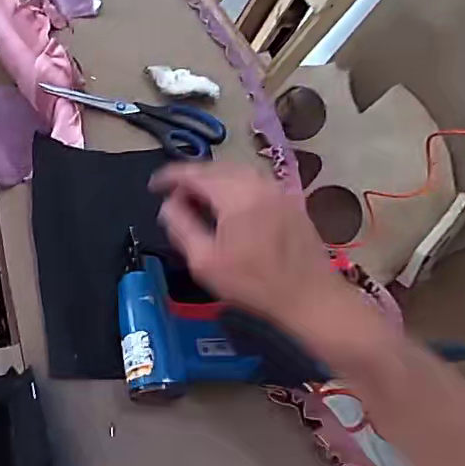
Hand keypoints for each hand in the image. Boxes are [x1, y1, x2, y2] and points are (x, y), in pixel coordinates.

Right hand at [150, 163, 383, 363]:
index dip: (169, 176)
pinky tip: (229, 209)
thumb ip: (180, 226)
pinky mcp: (290, 201)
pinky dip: (235, 188)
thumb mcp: (205, 262)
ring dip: (214, 182)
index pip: (193, 173)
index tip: (154, 186)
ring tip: (199, 202)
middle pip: (216, 168)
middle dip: (192, 179)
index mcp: (235, 194)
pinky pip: (254, 183)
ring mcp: (277, 190)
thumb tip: (168, 205)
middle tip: (175, 199)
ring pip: (237, 173)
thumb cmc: (254, 284)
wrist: (310, 297)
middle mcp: (257, 183)